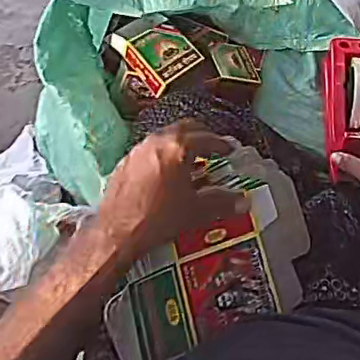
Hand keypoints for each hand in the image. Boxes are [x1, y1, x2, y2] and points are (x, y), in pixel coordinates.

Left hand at [92, 120, 248, 262]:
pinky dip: (163, 154)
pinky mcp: (125, 161)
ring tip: (191, 159)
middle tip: (212, 147)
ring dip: (180, 143)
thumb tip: (243, 202)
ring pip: (165, 136)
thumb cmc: (158, 218)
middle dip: (201, 135)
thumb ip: (222, 203)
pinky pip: (150, 149)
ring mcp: (138, 149)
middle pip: (185, 128)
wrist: (116, 232)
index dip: (221, 144)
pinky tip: (166, 172)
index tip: (229, 150)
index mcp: (178, 147)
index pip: (207, 137)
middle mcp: (157, 141)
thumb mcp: (196, 212)